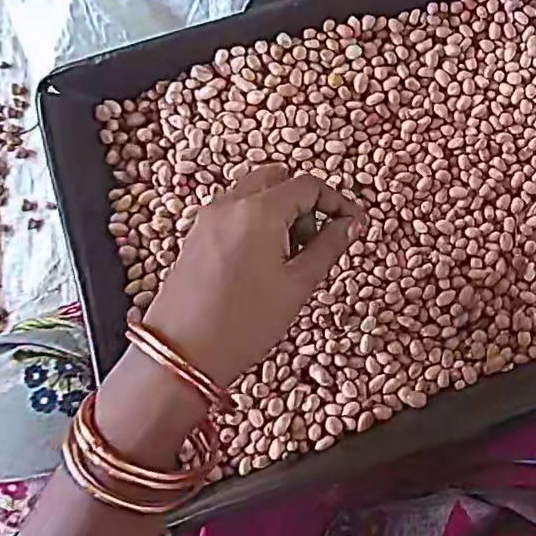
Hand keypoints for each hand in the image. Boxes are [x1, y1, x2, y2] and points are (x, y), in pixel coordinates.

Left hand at [140, 164, 363, 387]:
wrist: (181, 356)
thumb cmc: (245, 322)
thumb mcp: (299, 284)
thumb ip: (329, 246)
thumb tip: (350, 224)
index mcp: (259, 211)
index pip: (309, 185)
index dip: (338, 202)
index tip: (354, 225)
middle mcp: (230, 204)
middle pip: (279, 179)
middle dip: (306, 201)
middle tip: (319, 238)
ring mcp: (208, 219)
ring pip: (256, 193)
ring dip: (282, 211)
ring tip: (293, 256)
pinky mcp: (197, 236)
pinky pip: (236, 212)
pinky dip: (259, 222)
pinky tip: (266, 262)